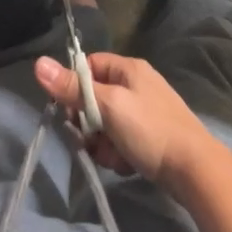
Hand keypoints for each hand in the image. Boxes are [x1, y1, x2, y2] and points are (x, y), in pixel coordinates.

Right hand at [35, 52, 218, 188]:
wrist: (192, 168)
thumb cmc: (149, 129)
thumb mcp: (108, 106)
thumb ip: (73, 88)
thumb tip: (38, 63)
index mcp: (128, 69)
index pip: (88, 67)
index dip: (74, 88)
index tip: (68, 112)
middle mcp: (135, 85)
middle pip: (94, 99)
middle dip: (88, 124)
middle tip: (92, 140)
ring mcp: (143, 111)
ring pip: (104, 124)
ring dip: (102, 143)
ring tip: (114, 156)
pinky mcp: (148, 135)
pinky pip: (119, 140)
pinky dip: (117, 153)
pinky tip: (126, 163)